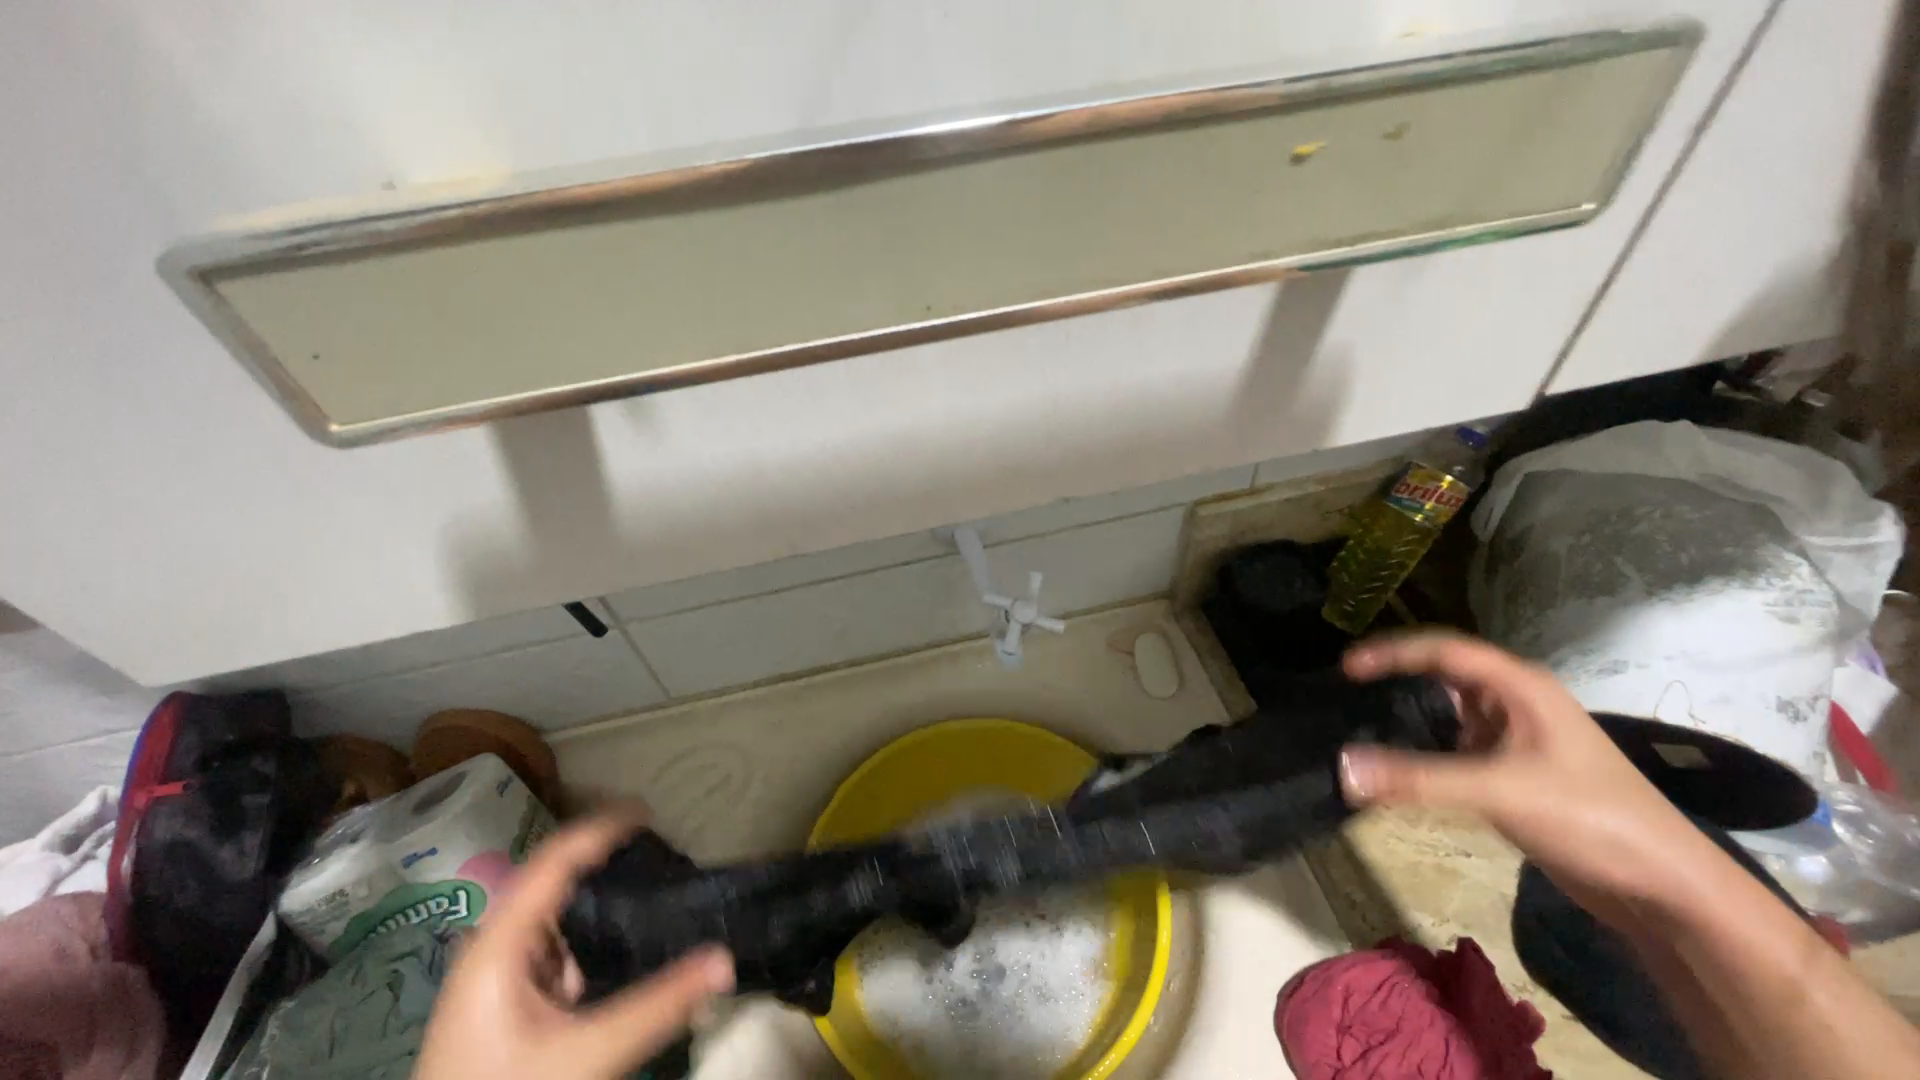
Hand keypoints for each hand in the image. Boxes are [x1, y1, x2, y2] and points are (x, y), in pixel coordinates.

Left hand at [415, 813, 734, 1079]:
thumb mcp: (585, 1057)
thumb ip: (657, 1008)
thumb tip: (725, 958)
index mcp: (500, 944)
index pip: (555, 861)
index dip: (602, 828)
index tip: (652, 810)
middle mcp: (495, 947)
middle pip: (555, 881)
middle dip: (608, 858)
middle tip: (665, 847)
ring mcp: (500, 977)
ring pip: (559, 916)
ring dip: (604, 896)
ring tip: (656, 881)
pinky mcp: (510, 1003)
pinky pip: (560, 949)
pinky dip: (596, 933)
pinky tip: (628, 940)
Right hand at [1338, 631, 1712, 919]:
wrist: (1662, 887)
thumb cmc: (1590, 818)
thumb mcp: (1500, 791)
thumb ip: (1419, 780)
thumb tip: (1343, 768)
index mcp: (1521, 688)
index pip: (1444, 651)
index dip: (1393, 653)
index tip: (1348, 668)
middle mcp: (1516, 706)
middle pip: (1444, 679)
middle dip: (1397, 683)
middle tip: (1348, 698)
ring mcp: (1516, 742)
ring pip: (1449, 718)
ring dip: (1409, 722)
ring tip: (1362, 731)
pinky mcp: (1514, 777)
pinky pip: (1456, 753)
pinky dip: (1424, 757)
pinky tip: (1398, 773)